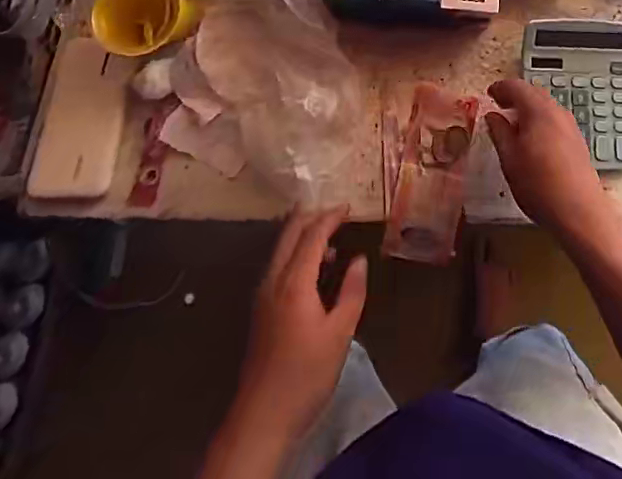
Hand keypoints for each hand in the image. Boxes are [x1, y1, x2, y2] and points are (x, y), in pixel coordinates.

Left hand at [229, 207, 368, 447]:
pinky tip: (315, 269)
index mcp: (293, 282)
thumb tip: (359, 259)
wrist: (262, 415)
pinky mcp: (261, 308)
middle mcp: (273, 280)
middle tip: (336, 212)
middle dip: (311, 217)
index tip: (348, 207)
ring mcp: (263, 294)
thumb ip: (352, 292)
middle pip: (289, 234)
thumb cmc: (307, 374)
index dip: (330, 217)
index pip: (311, 235)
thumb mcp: (340, 334)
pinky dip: (297, 254)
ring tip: (331, 236)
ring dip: (303, 235)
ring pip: (281, 249)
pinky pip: (279, 265)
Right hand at [485, 79, 621, 248]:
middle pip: (534, 92)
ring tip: (514, 122)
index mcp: (538, 111)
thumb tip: (493, 115)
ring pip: (546, 106)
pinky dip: (541, 119)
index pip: (517, 87)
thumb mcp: (509, 158)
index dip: (500, 88)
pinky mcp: (577, 141)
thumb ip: (499, 131)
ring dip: (529, 107)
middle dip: (515, 95)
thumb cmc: (538, 184)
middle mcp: (557, 112)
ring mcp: (571, 126)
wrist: (579, 211)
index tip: (489, 94)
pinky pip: (555, 119)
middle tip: (499, 105)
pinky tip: (533, 137)